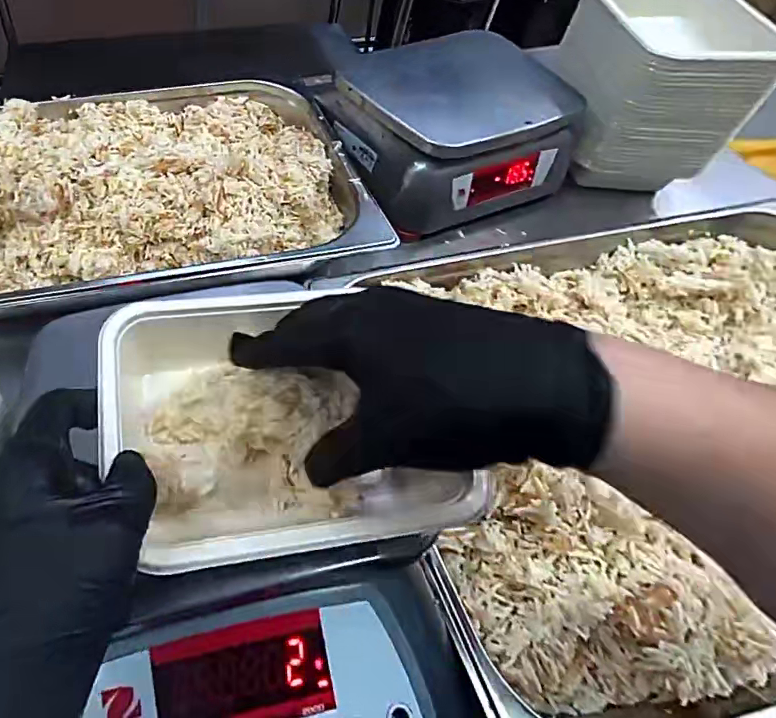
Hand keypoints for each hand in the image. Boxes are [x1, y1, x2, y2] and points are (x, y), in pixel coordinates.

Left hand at [0, 389, 154, 717]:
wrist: (15, 675)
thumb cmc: (65, 584)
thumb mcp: (116, 523)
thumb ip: (133, 478)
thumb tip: (129, 460)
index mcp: (24, 468)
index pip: (55, 407)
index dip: (92, 400)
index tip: (124, 411)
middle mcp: (6, 489)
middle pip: (60, 450)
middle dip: (102, 457)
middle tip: (138, 465)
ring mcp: (4, 525)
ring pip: (59, 488)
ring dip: (95, 493)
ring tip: (131, 509)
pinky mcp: (9, 557)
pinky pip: (52, 518)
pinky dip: (82, 519)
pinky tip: (110, 544)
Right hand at [229, 287, 613, 485]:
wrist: (539, 379)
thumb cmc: (452, 408)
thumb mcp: (390, 439)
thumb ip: (344, 454)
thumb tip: (311, 470)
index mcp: (352, 331)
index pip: (292, 338)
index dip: (262, 349)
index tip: (235, 351)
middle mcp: (374, 308)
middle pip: (319, 316)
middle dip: (291, 332)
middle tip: (270, 347)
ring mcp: (409, 305)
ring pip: (350, 311)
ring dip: (326, 327)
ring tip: (314, 345)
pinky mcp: (436, 313)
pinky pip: (377, 316)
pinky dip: (357, 330)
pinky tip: (371, 349)